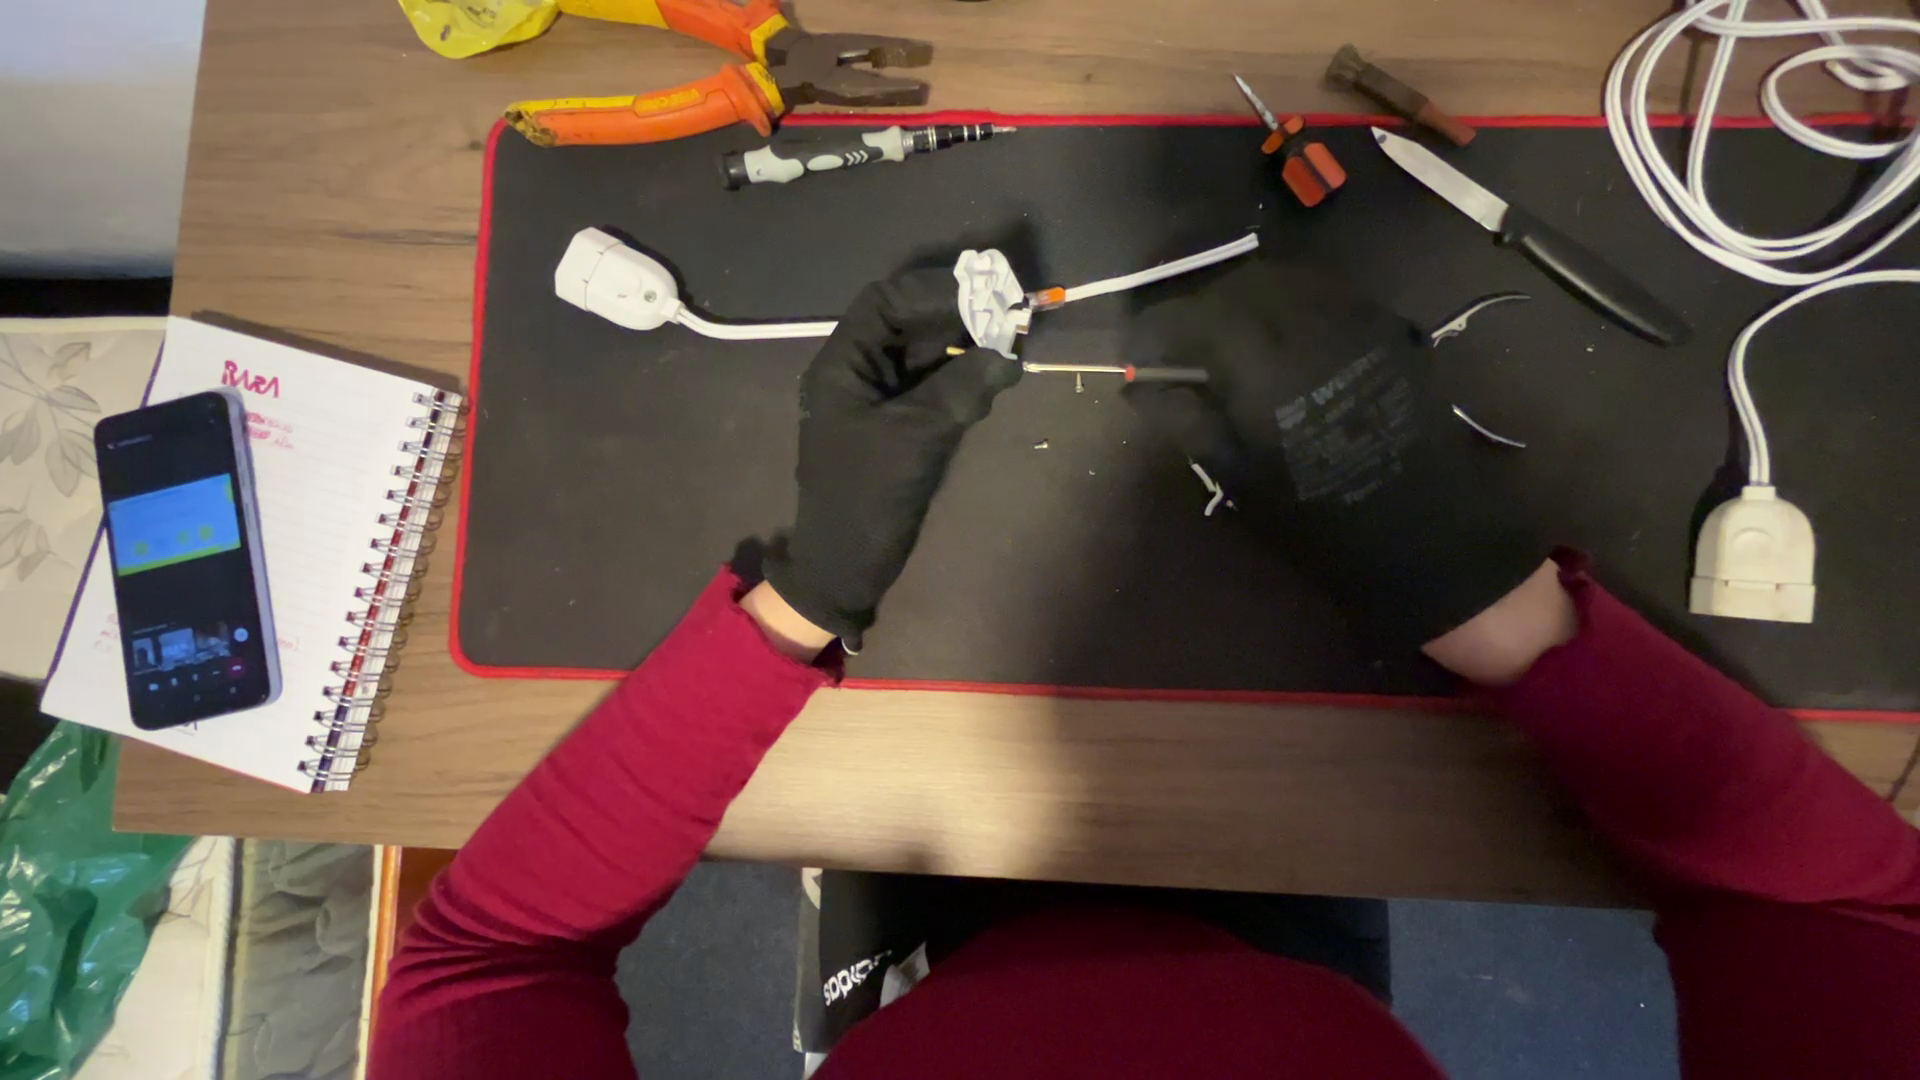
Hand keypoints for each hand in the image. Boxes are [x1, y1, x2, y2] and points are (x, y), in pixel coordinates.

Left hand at [763, 269, 1021, 649]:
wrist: (845, 563)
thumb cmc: (867, 496)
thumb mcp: (915, 437)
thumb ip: (961, 389)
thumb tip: (1008, 354)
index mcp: (843, 365)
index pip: (885, 303)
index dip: (934, 290)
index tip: (985, 292)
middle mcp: (860, 373)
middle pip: (909, 326)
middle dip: (958, 318)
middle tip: (1010, 317)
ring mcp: (880, 401)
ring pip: (926, 357)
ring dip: (966, 349)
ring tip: (1009, 346)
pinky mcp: (901, 427)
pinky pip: (934, 389)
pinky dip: (964, 381)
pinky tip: (993, 381)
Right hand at [1124, 258, 1546, 648]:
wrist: (1424, 528)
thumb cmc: (1315, 513)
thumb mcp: (1235, 474)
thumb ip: (1181, 418)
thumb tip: (1136, 386)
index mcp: (1260, 363)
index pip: (1188, 317)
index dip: (1153, 330)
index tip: (1137, 354)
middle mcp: (1306, 322)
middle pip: (1237, 285)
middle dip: (1199, 310)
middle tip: (1182, 350)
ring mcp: (1354, 317)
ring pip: (1285, 280)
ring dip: (1245, 302)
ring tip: (1229, 344)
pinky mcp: (1387, 326)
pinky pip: (1323, 294)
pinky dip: (1288, 306)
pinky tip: (1282, 345)